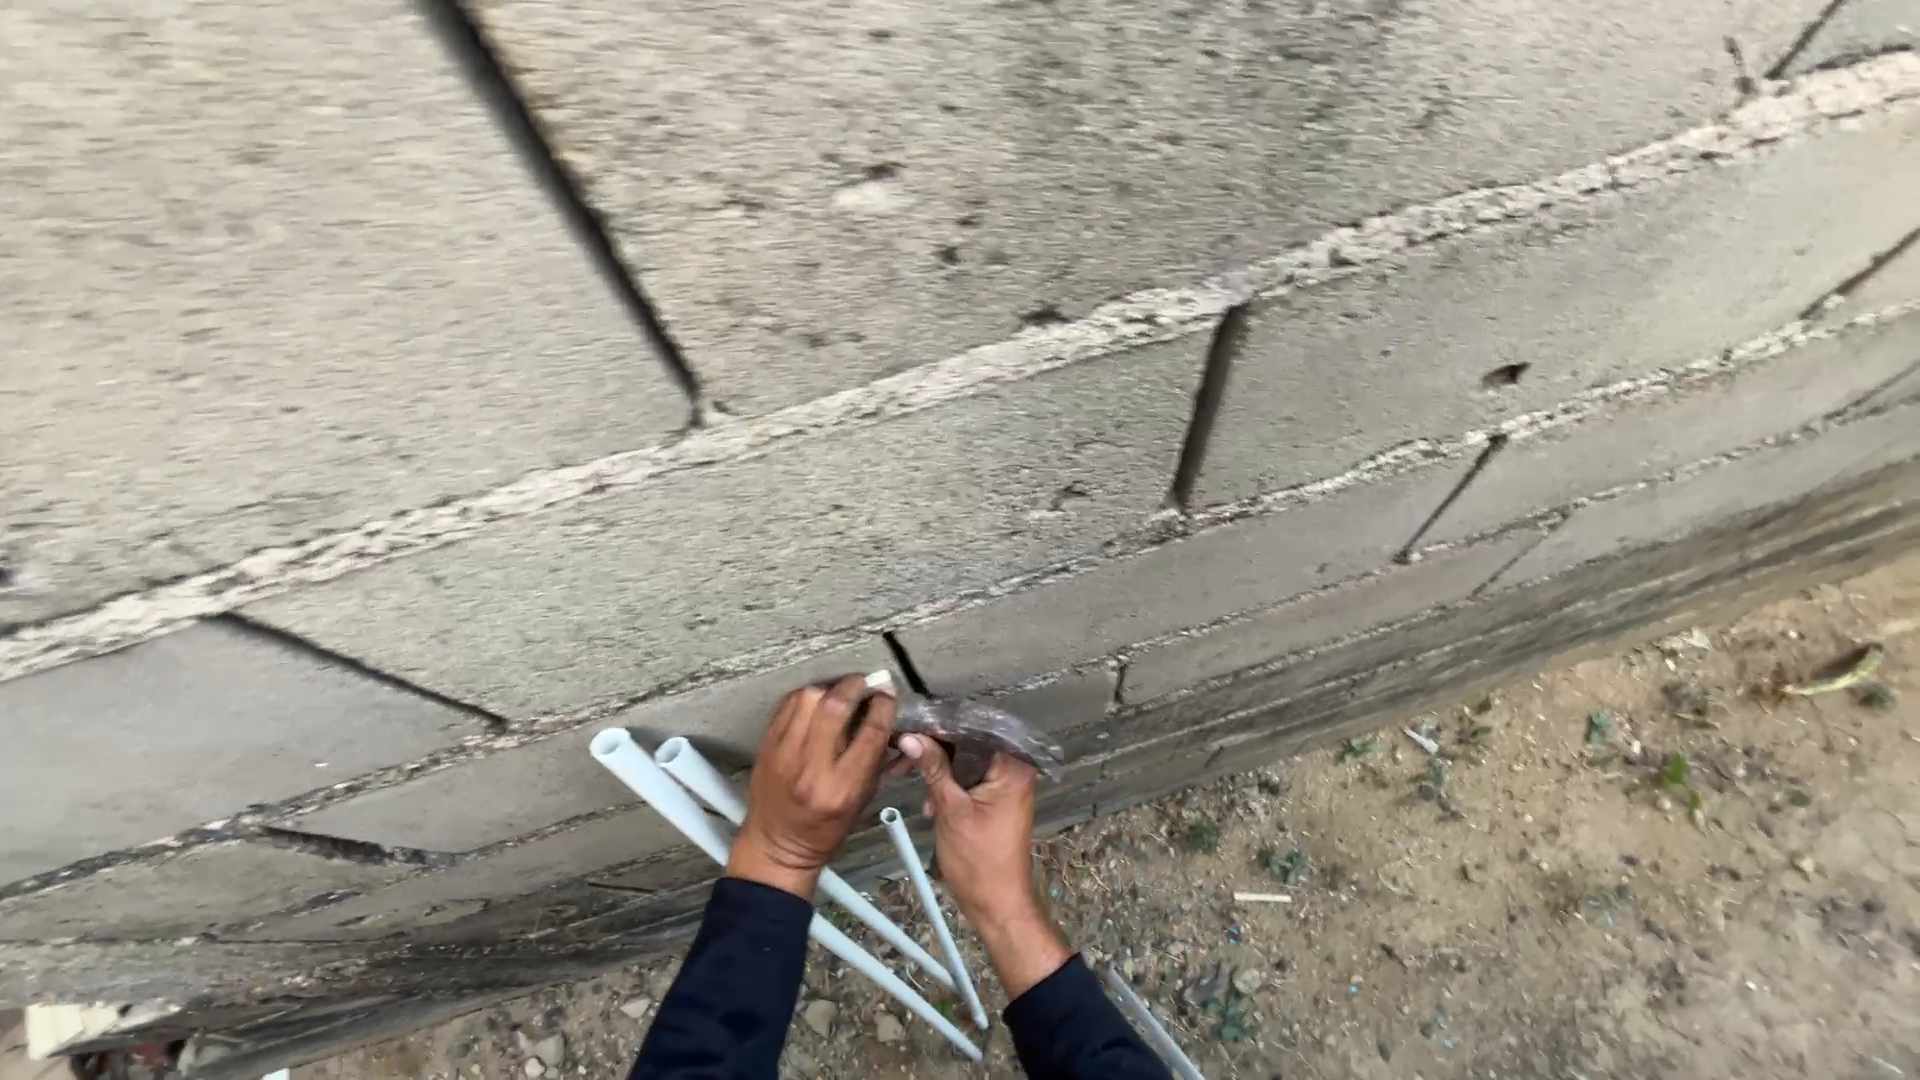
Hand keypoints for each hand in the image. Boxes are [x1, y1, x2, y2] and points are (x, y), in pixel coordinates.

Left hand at [727, 675, 893, 897]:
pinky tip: (817, 700)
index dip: (883, 705)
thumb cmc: (826, 829)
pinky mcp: (766, 745)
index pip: (870, 731)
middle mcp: (812, 767)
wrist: (777, 846)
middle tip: (865, 683)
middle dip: (856, 686)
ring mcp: (784, 753)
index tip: (887, 695)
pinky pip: (787, 705)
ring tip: (839, 691)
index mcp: (843, 786)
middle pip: (836, 706)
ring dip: (829, 688)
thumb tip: (882, 715)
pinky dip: (806, 696)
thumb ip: (874, 757)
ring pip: (808, 698)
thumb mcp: (863, 799)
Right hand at [900, 736, 1072, 997]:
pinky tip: (929, 804)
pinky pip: (969, 777)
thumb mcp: (951, 809)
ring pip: (964, 760)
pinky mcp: (996, 796)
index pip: (971, 728)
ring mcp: (1006, 781)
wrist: (997, 905)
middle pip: (967, 742)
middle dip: (932, 749)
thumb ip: (933, 768)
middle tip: (898, 756)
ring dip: (936, 769)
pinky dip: (947, 785)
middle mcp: (1014, 766)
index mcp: (1012, 764)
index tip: (905, 728)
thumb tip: (909, 736)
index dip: (937, 727)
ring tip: (904, 776)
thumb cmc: (978, 859)